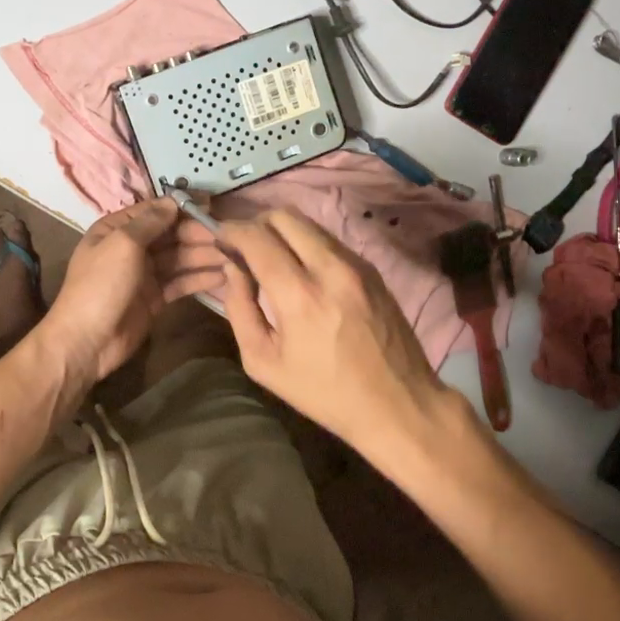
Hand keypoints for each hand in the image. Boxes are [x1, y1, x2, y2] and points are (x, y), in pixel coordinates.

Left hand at [35, 197, 224, 383]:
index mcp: (117, 229)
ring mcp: (144, 274)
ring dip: (205, 256)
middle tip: (229, 236)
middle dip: (199, 234)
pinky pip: (181, 282)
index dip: (183, 208)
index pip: (155, 212)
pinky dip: (200, 278)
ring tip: (235, 255)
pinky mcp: (156, 298)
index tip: (213, 206)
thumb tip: (173, 201)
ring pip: (179, 259)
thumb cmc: (100, 285)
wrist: (86, 341)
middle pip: (171, 235)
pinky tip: (224, 276)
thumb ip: (150, 222)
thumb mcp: (122, 245)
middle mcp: (132, 248)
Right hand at [216, 209, 454, 454]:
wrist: (398, 403)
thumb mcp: (263, 363)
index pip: (256, 237)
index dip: (231, 231)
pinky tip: (301, 271)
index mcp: (300, 296)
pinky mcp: (372, 268)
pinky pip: (329, 241)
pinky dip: (306, 245)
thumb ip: (240, 308)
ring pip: (308, 224)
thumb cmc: (324, 393)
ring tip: (271, 258)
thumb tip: (232, 268)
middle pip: (283, 217)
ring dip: (282, 232)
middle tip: (245, 248)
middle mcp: (330, 269)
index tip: (220, 240)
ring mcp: (356, 265)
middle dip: (256, 224)